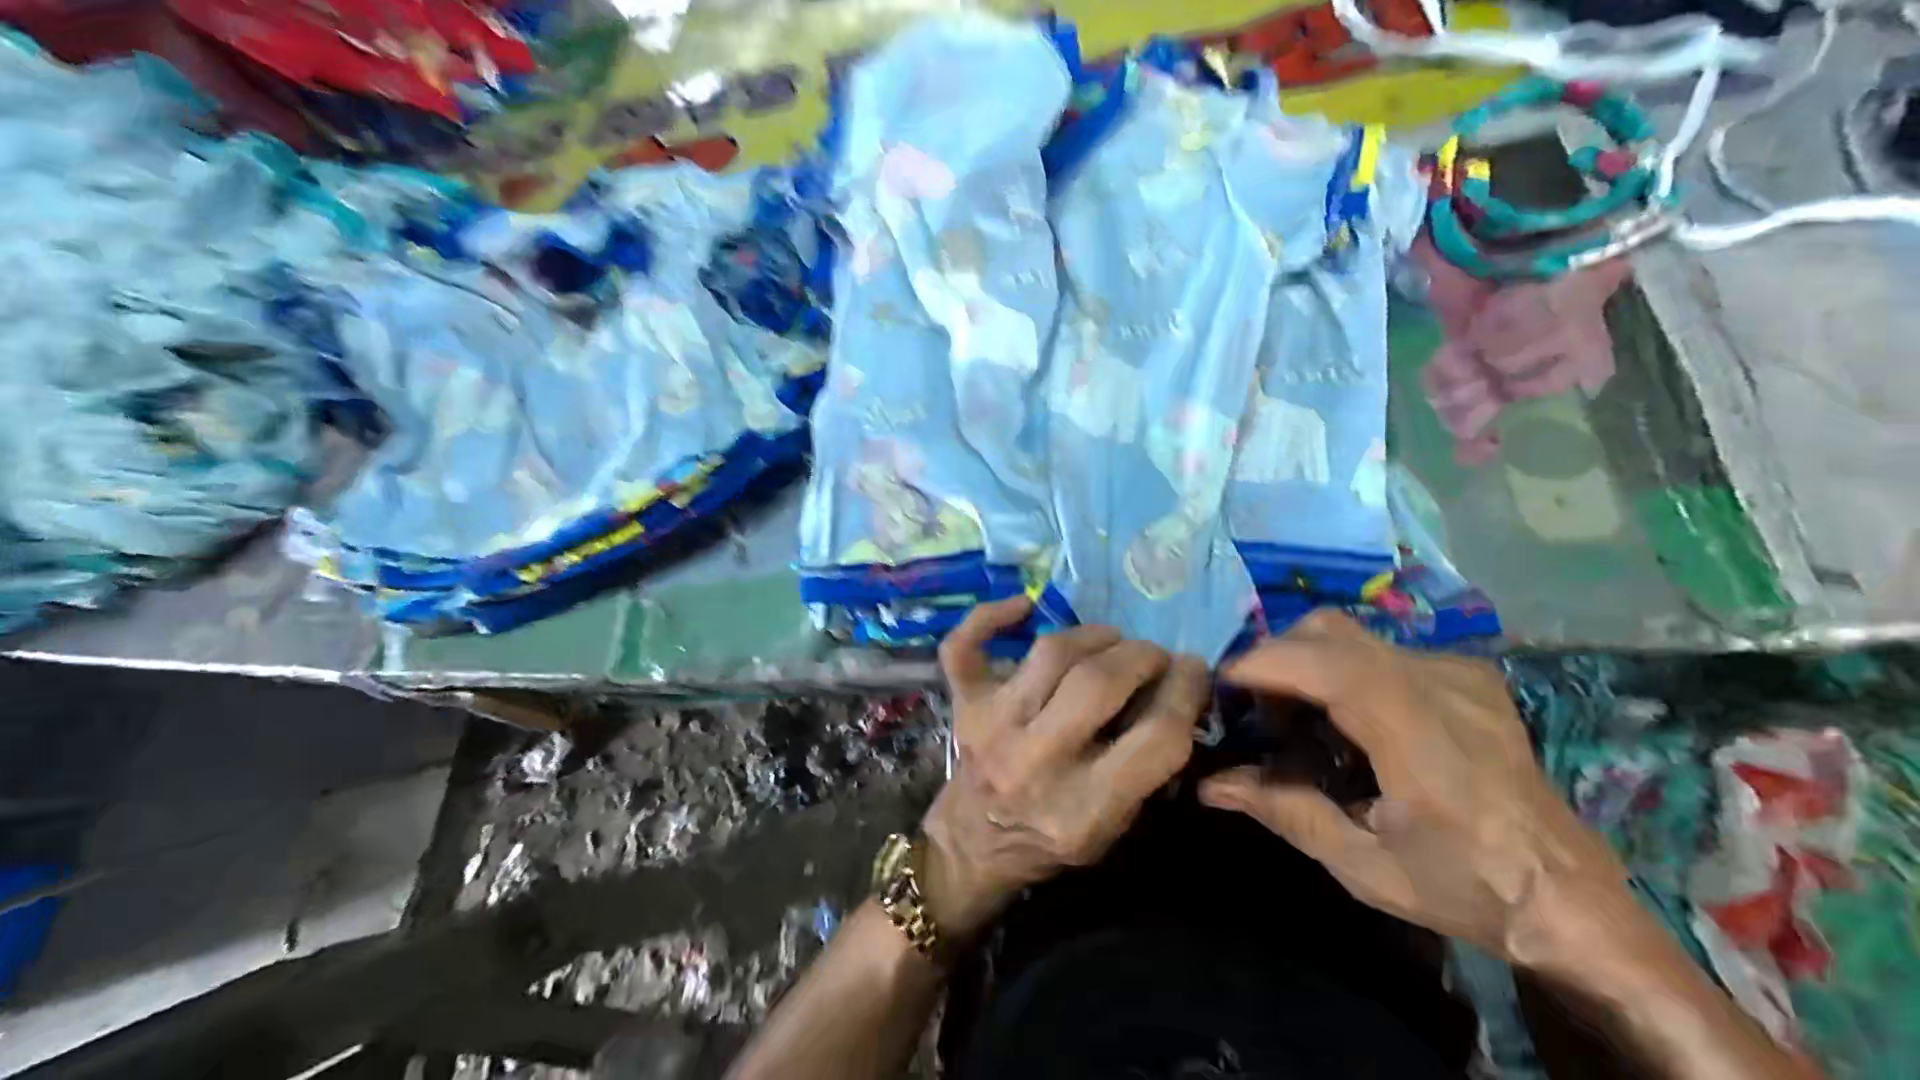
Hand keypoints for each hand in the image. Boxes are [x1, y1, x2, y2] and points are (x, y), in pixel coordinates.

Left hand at [918, 596, 1209, 941]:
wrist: (973, 844)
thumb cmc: (1051, 838)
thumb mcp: (1114, 827)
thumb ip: (1149, 767)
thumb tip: (1180, 693)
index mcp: (1083, 808)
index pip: (1157, 737)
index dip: (1188, 692)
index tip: (1195, 670)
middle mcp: (1034, 761)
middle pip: (1100, 682)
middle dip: (1142, 656)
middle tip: (1154, 656)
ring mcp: (991, 726)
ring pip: (1051, 652)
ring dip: (1094, 636)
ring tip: (1113, 642)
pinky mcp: (962, 703)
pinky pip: (965, 645)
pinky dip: (990, 616)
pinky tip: (1024, 607)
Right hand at [1199, 610, 1632, 966]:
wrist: (1572, 895)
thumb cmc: (1467, 888)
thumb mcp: (1366, 867)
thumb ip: (1286, 812)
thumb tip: (1209, 784)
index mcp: (1422, 740)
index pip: (1330, 667)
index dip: (1265, 663)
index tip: (1221, 686)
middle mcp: (1442, 688)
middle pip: (1330, 631)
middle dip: (1274, 657)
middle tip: (1254, 709)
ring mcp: (1458, 674)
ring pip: (1350, 634)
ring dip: (1304, 662)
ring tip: (1295, 717)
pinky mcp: (1467, 674)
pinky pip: (1378, 649)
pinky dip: (1339, 668)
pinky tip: (1344, 718)